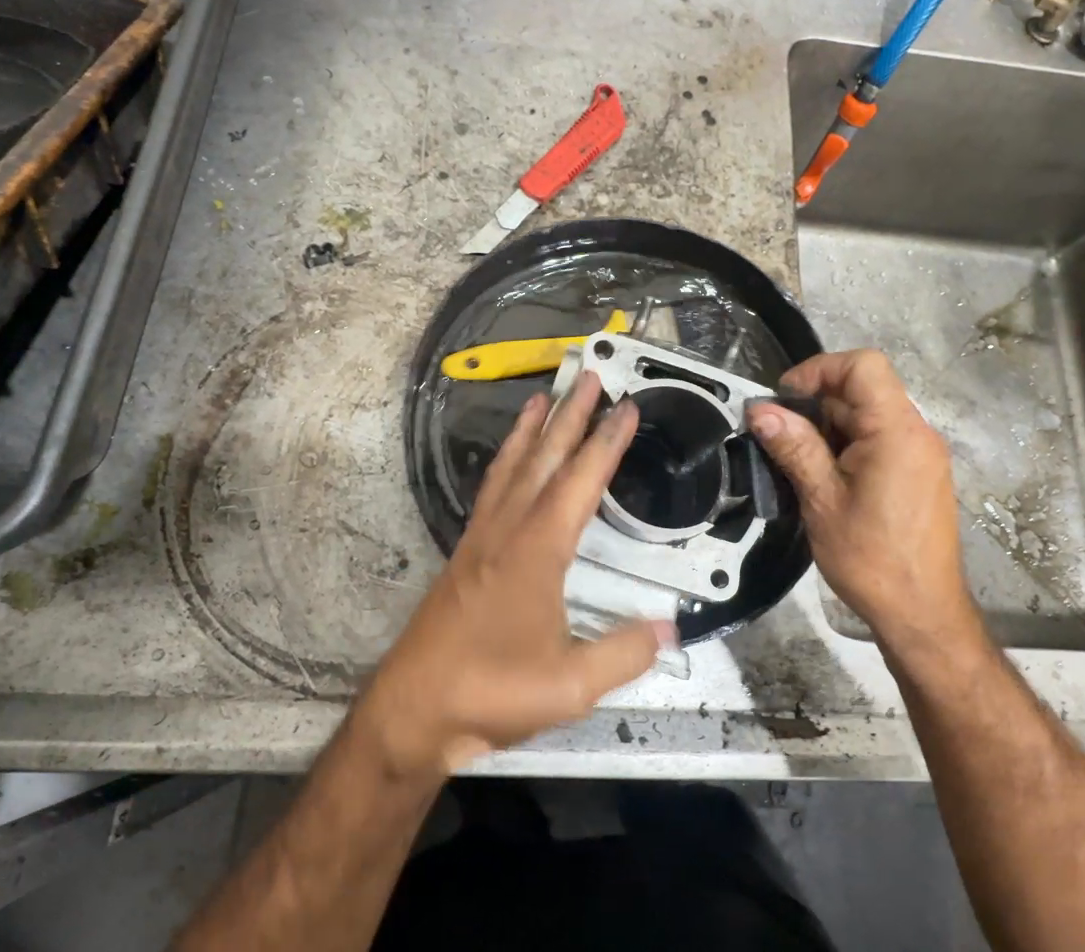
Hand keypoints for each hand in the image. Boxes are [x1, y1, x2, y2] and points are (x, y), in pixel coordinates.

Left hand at [354, 374, 670, 778]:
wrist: (414, 708)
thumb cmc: (491, 691)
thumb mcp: (571, 684)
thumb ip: (624, 654)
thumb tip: (670, 630)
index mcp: (537, 551)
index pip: (580, 482)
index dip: (606, 443)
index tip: (626, 407)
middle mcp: (506, 532)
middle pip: (542, 459)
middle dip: (569, 416)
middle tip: (589, 376)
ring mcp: (480, 542)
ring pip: (510, 469)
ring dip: (530, 431)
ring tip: (544, 397)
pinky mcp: (465, 557)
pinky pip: (492, 492)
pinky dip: (506, 463)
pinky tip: (510, 465)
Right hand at [747, 350, 983, 670]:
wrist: (922, 611)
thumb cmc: (871, 558)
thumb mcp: (822, 501)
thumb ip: (794, 448)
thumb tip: (760, 410)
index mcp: (897, 431)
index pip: (863, 366)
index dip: (818, 371)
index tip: (785, 401)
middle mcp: (916, 433)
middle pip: (863, 389)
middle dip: (815, 405)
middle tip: (779, 440)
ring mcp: (921, 454)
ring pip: (867, 416)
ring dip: (827, 429)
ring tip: (797, 465)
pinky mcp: (918, 474)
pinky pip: (879, 440)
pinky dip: (846, 447)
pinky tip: (823, 479)